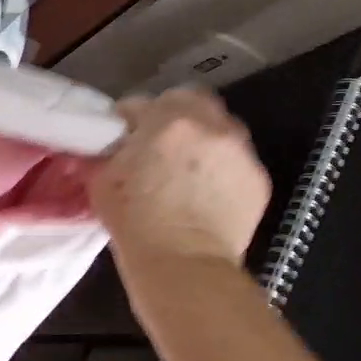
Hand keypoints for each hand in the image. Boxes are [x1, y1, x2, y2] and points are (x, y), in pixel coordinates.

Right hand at [89, 87, 271, 269]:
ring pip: (219, 127)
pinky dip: (218, 166)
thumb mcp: (102, 181)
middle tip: (154, 141)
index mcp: (167, 123)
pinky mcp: (259, 177)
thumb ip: (106, 153)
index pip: (141, 102)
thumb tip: (103, 147)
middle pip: (191, 100)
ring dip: (200, 137)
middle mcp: (211, 127)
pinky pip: (235, 158)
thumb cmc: (134, 219)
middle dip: (171, 114)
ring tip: (182, 167)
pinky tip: (202, 190)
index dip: (126, 118)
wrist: (183, 261)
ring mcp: (242, 152)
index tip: (118, 136)